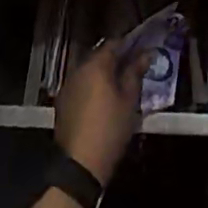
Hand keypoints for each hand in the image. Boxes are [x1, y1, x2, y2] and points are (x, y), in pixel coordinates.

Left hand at [54, 43, 149, 183]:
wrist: (80, 163)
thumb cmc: (110, 129)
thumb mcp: (129, 101)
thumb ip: (135, 73)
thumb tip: (145, 54)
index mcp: (96, 65)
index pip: (113, 44)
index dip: (128, 44)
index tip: (142, 49)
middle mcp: (78, 69)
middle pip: (99, 55)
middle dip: (116, 58)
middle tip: (134, 66)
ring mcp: (67, 84)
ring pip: (89, 70)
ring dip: (103, 72)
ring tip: (120, 83)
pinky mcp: (62, 101)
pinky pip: (80, 84)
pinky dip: (92, 85)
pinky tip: (102, 98)